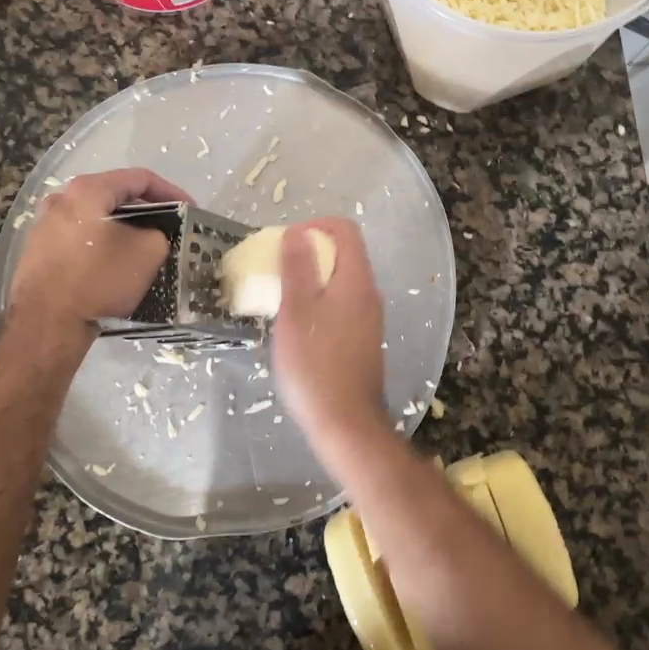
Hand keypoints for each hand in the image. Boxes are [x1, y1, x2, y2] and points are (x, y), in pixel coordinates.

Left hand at [7, 168, 192, 337]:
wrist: (45, 324)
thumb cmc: (99, 278)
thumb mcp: (149, 251)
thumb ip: (159, 232)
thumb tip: (150, 236)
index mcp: (88, 190)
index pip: (140, 178)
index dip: (172, 192)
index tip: (190, 209)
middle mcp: (61, 200)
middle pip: (115, 198)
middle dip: (147, 212)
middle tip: (169, 229)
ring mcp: (46, 227)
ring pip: (97, 221)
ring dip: (124, 232)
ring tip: (145, 250)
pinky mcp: (40, 253)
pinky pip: (81, 242)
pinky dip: (103, 248)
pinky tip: (117, 268)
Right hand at [271, 218, 385, 438]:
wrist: (346, 423)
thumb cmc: (315, 366)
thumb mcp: (295, 312)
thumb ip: (297, 268)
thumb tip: (297, 230)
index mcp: (356, 279)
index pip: (345, 229)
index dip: (315, 226)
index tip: (286, 243)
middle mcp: (370, 293)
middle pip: (344, 253)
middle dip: (310, 253)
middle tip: (277, 270)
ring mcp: (370, 318)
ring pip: (342, 281)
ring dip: (313, 279)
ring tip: (282, 299)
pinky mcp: (364, 340)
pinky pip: (343, 305)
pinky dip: (321, 302)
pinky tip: (299, 327)